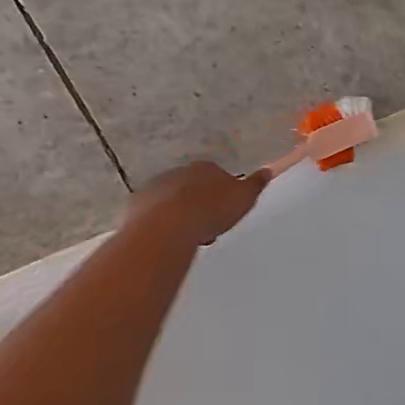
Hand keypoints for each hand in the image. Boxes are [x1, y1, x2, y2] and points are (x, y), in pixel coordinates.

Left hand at [127, 161, 268, 244]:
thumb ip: (256, 184)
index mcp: (207, 168)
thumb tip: (267, 170)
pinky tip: (165, 236)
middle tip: (205, 226)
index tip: (223, 211)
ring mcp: (156, 186)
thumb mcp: (244, 198)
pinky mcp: (137, 204)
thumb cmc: (211, 211)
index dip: (220, 194)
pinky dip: (158, 220)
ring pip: (171, 198)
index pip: (216, 175)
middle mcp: (181, 172)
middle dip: (198, 202)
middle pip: (192, 186)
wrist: (168, 228)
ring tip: (186, 235)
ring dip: (178, 211)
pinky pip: (151, 212)